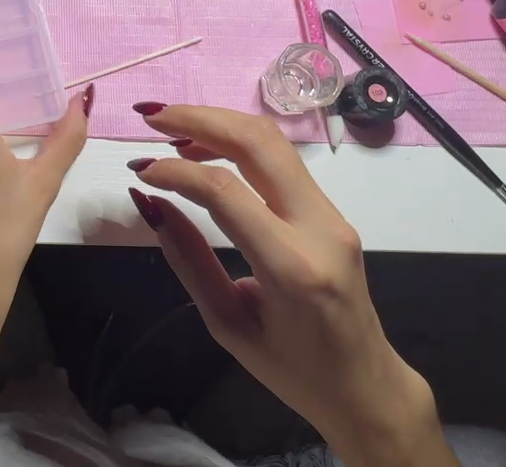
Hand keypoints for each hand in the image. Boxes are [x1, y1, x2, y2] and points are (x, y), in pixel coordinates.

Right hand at [125, 103, 453, 466]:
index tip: (139, 170)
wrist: (366, 386)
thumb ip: (186, 258)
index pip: (225, 191)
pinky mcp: (329, 208)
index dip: (176, 171)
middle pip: (257, 142)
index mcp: (292, 267)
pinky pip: (280, 158)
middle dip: (198, 119)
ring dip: (217, 122)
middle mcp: (318, 227)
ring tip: (170, 130)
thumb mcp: (226, 324)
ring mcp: (330, 213)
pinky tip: (203, 148)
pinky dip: (236, 141)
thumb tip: (148, 201)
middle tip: (151, 118)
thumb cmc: (292, 370)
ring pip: (271, 140)